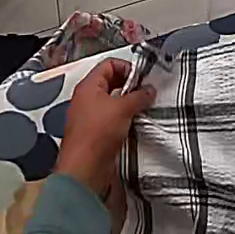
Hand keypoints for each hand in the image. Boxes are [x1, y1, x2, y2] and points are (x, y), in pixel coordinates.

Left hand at [53, 58, 154, 199]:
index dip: (126, 68)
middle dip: (129, 86)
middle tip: (145, 93)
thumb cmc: (97, 134)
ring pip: (112, 101)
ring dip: (127, 103)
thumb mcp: (123, 109)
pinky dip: (123, 119)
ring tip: (142, 108)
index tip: (141, 78)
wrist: (85, 168)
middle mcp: (86, 99)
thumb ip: (138, 96)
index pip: (109, 65)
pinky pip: (111, 119)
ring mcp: (89, 116)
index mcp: (88, 86)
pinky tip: (134, 124)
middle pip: (110, 82)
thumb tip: (148, 90)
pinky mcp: (95, 133)